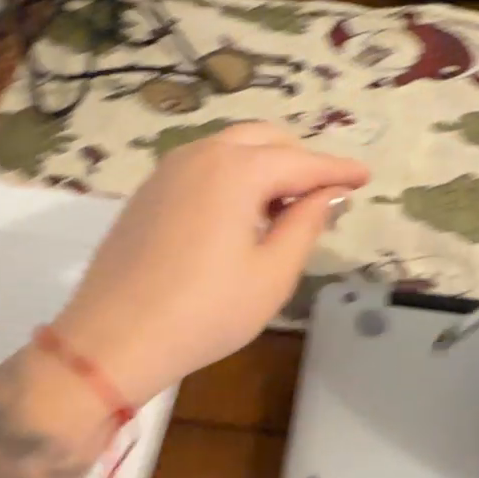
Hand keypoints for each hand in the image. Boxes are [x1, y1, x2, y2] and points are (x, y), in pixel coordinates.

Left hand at [53, 123, 369, 401]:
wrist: (113, 338)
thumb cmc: (204, 312)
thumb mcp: (271, 275)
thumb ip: (305, 226)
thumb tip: (326, 195)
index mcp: (237, 169)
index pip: (301, 161)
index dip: (337, 170)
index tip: (365, 176)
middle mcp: (201, 154)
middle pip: (264, 139)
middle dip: (300, 160)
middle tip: (324, 195)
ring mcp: (168, 170)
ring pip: (230, 148)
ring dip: (265, 166)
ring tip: (284, 209)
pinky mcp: (148, 191)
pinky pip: (203, 166)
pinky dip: (232, 176)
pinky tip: (239, 216)